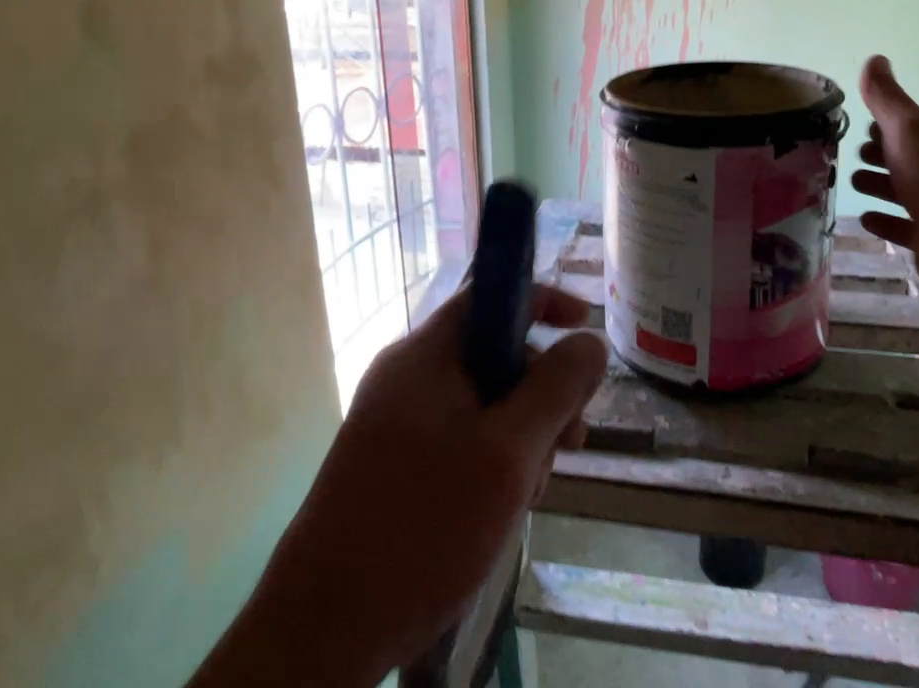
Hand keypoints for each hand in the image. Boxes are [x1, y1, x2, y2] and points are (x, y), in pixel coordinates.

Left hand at [194, 285, 606, 685]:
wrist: (329, 621)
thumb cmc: (425, 525)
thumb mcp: (508, 451)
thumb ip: (556, 388)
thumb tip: (589, 341)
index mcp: (425, 356)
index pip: (489, 296)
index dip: (543, 302)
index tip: (588, 328)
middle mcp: (407, 378)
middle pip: (493, 356)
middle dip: (542, 393)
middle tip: (572, 442)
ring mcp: (397, 423)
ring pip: (482, 405)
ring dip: (522, 438)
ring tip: (531, 491)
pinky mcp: (394, 465)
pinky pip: (460, 441)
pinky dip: (493, 462)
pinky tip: (504, 509)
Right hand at [849, 55, 918, 300]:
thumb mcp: (906, 128)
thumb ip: (886, 97)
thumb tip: (874, 58)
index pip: (907, 127)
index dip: (882, 126)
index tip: (857, 127)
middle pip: (905, 158)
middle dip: (878, 155)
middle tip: (848, 156)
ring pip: (903, 191)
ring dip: (878, 186)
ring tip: (851, 185)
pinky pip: (902, 226)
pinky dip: (884, 221)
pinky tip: (864, 219)